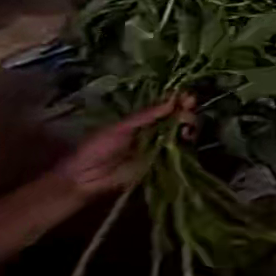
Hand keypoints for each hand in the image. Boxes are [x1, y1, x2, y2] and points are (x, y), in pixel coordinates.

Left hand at [54, 96, 186, 194]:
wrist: (85, 180)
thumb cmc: (95, 150)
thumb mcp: (117, 129)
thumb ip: (144, 115)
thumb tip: (173, 99)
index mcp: (144, 120)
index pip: (167, 106)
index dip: (178, 99)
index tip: (185, 95)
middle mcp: (157, 130)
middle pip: (180, 115)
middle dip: (187, 109)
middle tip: (189, 104)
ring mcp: (163, 144)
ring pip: (186, 128)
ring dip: (190, 122)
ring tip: (186, 121)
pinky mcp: (168, 158)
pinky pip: (184, 146)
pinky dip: (189, 138)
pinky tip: (186, 134)